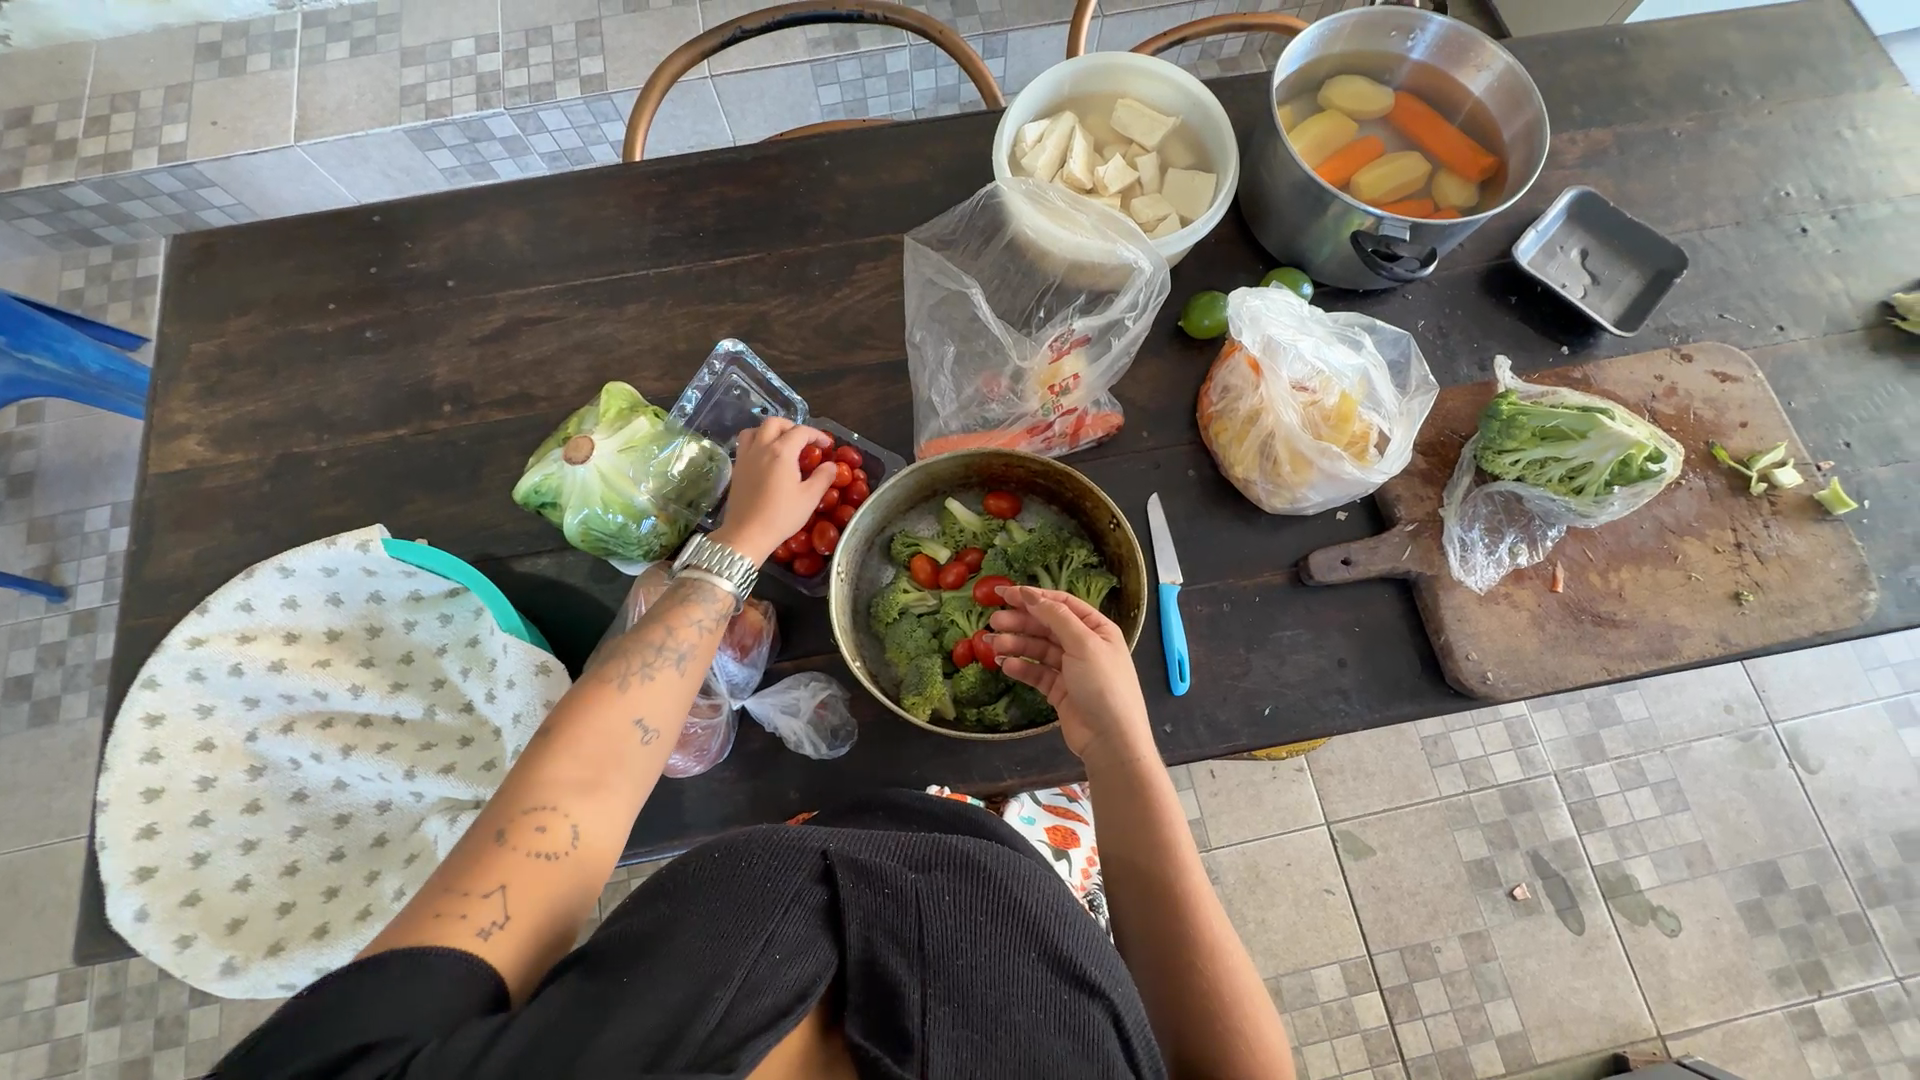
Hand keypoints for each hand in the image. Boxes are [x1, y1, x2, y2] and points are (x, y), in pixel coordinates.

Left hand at [707, 418, 837, 563]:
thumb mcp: (809, 498)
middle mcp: (761, 448)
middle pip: (775, 423)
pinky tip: (766, 458)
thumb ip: (823, 477)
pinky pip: (745, 444)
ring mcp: (745, 457)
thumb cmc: (781, 516)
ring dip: (770, 431)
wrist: (747, 534)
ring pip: (755, 430)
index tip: (827, 445)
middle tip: (804, 441)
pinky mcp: (737, 468)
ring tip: (782, 444)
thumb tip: (831, 465)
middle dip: (792, 426)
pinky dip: (757, 442)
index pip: (801, 431)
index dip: (817, 435)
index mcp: (782, 452)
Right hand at [988, 586, 1154, 768]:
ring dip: (1016, 644)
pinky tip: (1006, 665)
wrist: (1111, 739)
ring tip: (992, 645)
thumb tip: (1029, 593)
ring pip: (1038, 649)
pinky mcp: (1059, 690)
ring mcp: (1071, 668)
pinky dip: (1021, 667)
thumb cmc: (1103, 685)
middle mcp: (1084, 645)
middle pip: (1046, 626)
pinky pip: (1036, 672)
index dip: (1032, 597)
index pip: (1061, 604)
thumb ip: (1055, 617)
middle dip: (1020, 622)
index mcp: (1097, 628)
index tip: (1003, 594)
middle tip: (994, 621)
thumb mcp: (1083, 644)